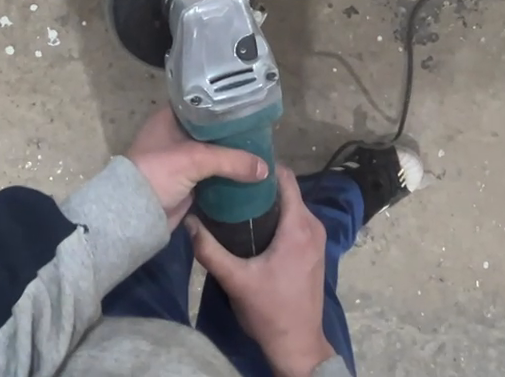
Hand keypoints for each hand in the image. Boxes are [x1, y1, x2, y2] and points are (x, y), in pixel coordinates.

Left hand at [125, 106, 268, 229]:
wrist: (138, 215)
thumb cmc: (158, 172)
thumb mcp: (194, 159)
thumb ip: (231, 160)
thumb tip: (265, 169)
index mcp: (170, 117)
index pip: (203, 103)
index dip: (224, 104)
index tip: (249, 104)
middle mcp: (175, 134)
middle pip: (211, 129)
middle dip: (233, 132)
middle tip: (261, 129)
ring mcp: (181, 158)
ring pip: (213, 152)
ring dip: (231, 154)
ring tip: (260, 150)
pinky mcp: (188, 180)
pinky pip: (213, 173)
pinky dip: (227, 173)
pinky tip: (248, 172)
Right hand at [188, 168, 336, 376]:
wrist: (298, 346)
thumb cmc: (270, 310)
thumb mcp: (235, 280)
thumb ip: (210, 250)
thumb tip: (188, 222)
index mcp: (298, 226)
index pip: (286, 178)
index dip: (263, 166)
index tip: (237, 160)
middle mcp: (312, 226)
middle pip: (286, 189)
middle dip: (260, 183)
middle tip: (230, 180)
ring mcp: (316, 238)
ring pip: (291, 204)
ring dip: (268, 200)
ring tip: (237, 198)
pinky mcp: (313, 249)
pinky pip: (295, 218)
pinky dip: (277, 214)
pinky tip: (253, 221)